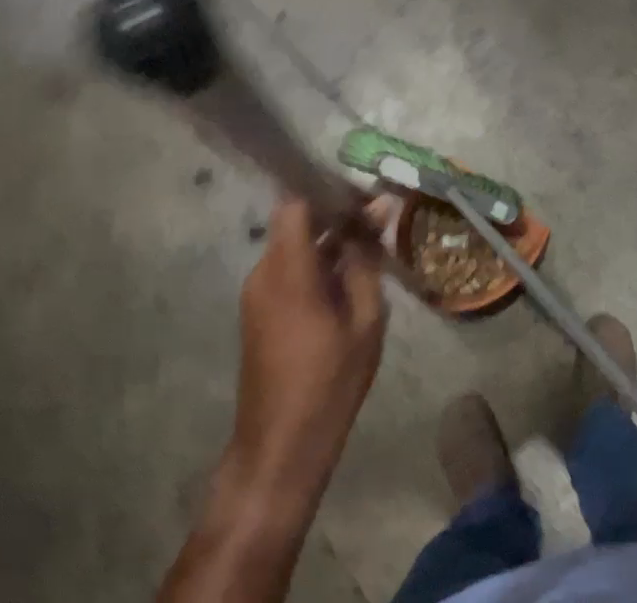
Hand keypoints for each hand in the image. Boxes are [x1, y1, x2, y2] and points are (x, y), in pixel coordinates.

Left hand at [229, 195, 391, 487]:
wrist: (281, 445)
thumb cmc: (330, 382)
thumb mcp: (364, 320)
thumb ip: (366, 261)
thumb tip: (377, 211)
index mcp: (287, 271)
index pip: (296, 202)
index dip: (330, 192)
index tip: (368, 197)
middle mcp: (263, 273)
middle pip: (294, 222)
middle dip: (335, 216)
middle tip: (380, 223)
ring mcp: (256, 294)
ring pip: (292, 246)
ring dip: (327, 242)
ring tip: (371, 251)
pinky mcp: (258, 312)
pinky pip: (287, 271)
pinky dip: (316, 265)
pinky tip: (348, 282)